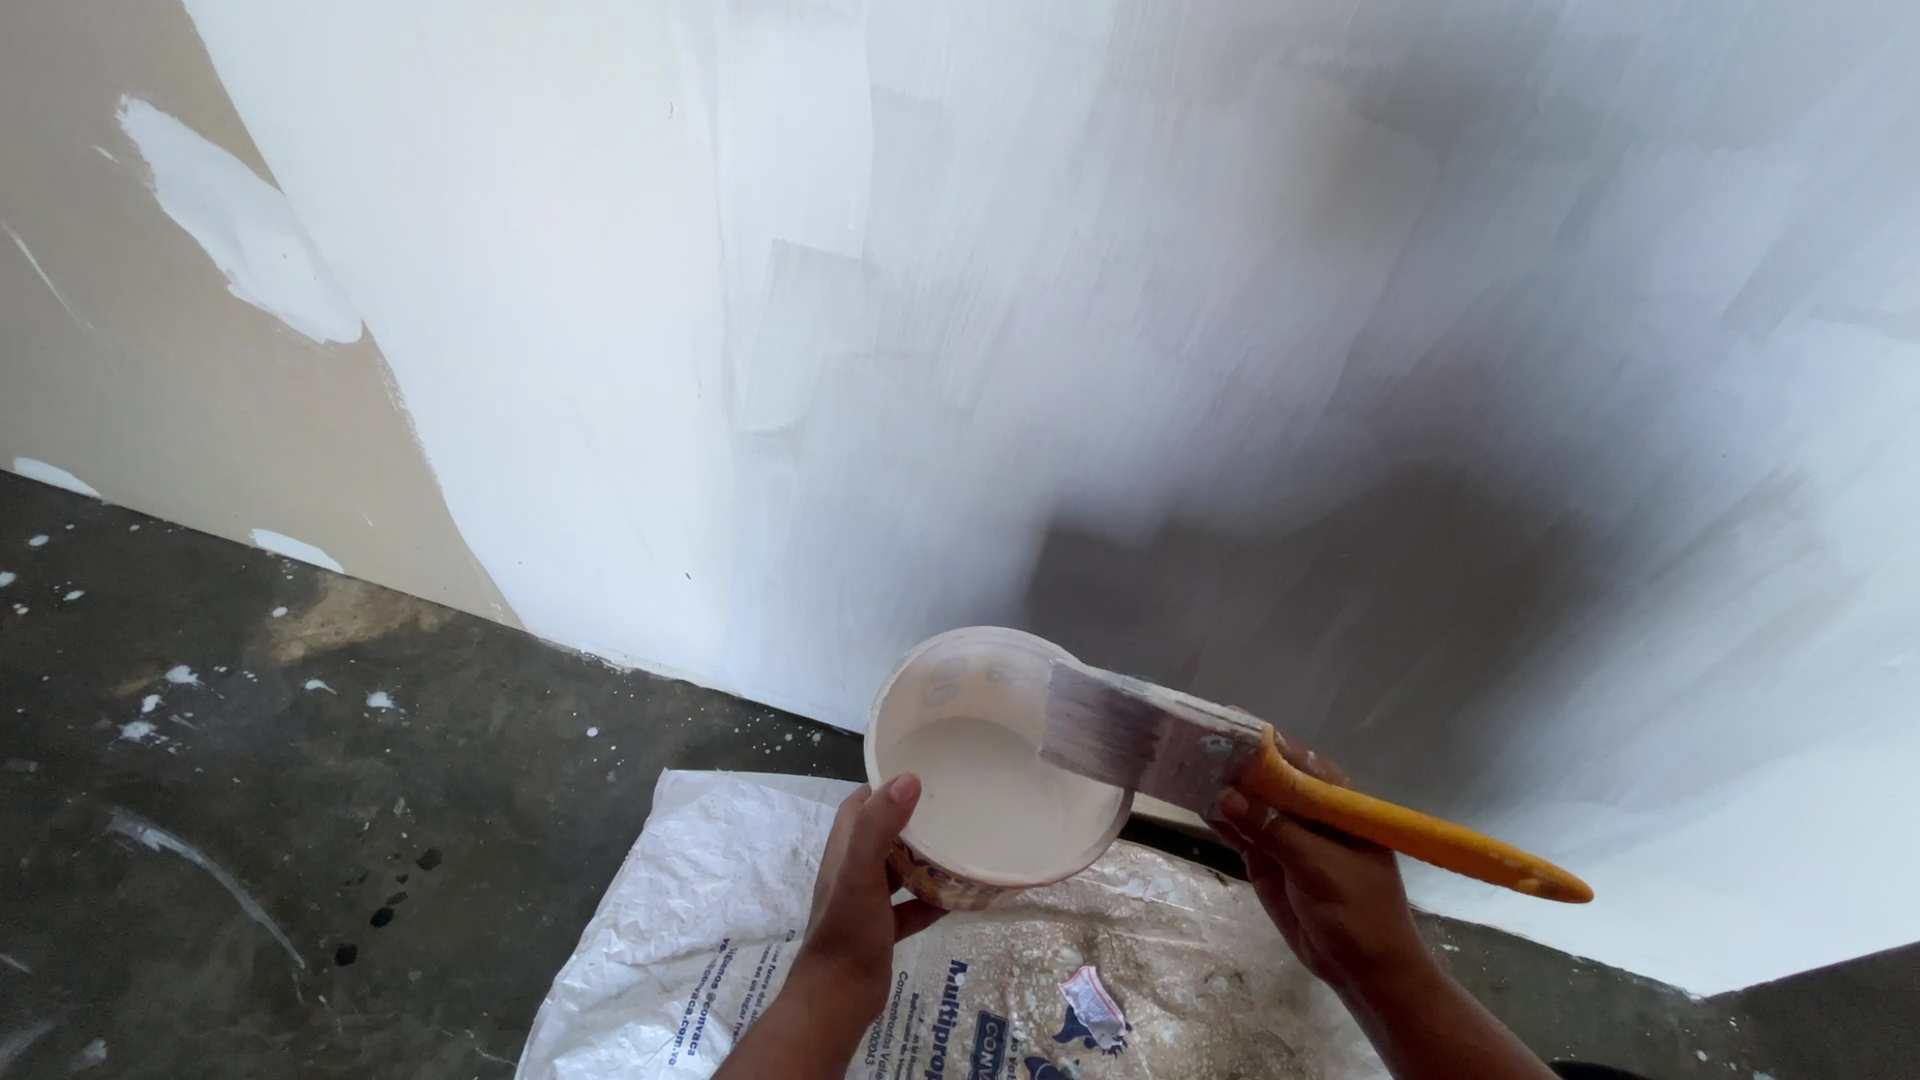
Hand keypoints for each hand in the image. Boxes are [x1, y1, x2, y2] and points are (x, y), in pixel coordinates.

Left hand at [790, 774, 946, 1024]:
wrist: (839, 1000)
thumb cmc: (848, 930)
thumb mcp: (862, 871)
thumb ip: (879, 825)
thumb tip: (909, 779)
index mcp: (843, 850)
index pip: (860, 804)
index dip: (884, 786)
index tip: (918, 774)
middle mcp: (853, 870)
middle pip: (882, 833)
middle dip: (910, 818)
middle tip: (948, 807)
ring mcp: (867, 901)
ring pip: (897, 868)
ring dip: (923, 857)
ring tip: (958, 843)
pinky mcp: (882, 929)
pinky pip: (911, 905)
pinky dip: (932, 899)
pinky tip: (959, 896)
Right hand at [1209, 738, 1425, 990]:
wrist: (1364, 971)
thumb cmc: (1359, 911)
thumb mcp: (1320, 866)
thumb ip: (1273, 829)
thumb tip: (1225, 795)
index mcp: (1335, 803)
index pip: (1298, 761)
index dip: (1265, 741)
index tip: (1229, 720)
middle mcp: (1307, 811)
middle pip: (1267, 777)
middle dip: (1234, 760)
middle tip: (1195, 737)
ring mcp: (1283, 834)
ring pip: (1247, 801)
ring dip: (1220, 785)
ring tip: (1184, 761)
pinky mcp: (1264, 857)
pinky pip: (1237, 829)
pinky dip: (1216, 816)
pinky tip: (1192, 798)